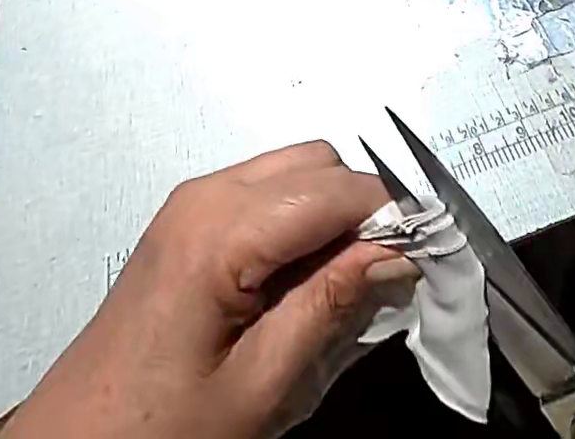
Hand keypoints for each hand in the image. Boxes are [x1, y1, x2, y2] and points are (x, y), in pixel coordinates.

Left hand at [4, 142, 417, 438]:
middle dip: (359, 206)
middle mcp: (209, 191)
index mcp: (222, 230)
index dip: (387, 216)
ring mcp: (195, 197)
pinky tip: (295, 268)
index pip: (337, 189)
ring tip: (333, 273)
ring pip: (299, 165)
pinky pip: (271, 184)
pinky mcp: (191, 212)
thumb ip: (333, 304)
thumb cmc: (161, 432)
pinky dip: (302, 211)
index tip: (413, 259)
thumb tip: (400, 250)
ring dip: (331, 206)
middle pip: (320, 163)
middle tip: (370, 272)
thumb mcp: (259, 386)